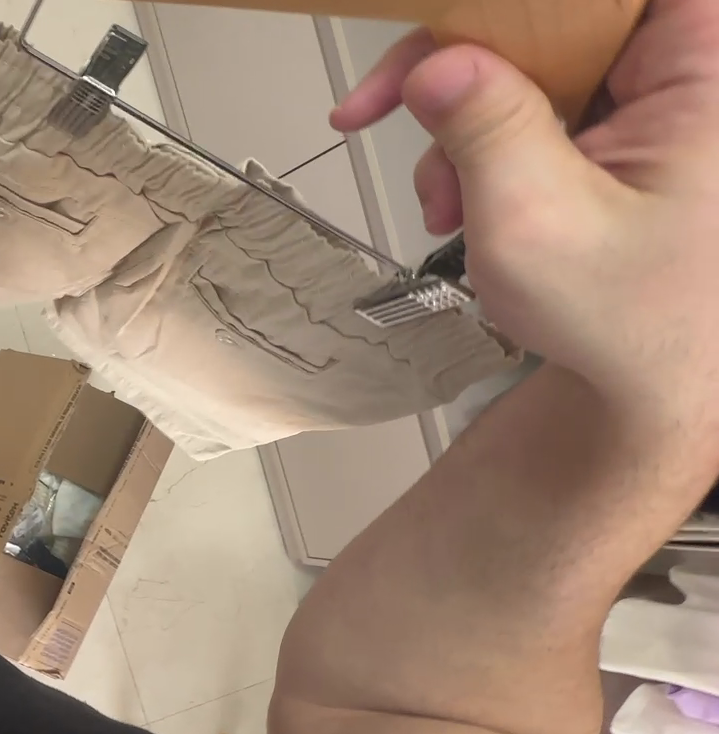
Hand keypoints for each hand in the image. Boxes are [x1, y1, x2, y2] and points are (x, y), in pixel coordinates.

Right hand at [331, 1, 718, 425]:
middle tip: (373, 113)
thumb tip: (437, 63)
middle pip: (548, 24)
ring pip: (525, 70)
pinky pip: (528, 110)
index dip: (498, 12)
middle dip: (455, 81)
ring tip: (447, 207)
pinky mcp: (621, 127)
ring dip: (458, 135)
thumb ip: (489, 133)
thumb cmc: (622, 310)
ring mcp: (654, 98)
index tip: (416, 56)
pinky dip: (475, 156)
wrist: (652, 372)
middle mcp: (688, 68)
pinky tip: (466, 204)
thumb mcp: (535, 220)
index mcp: (705, 67)